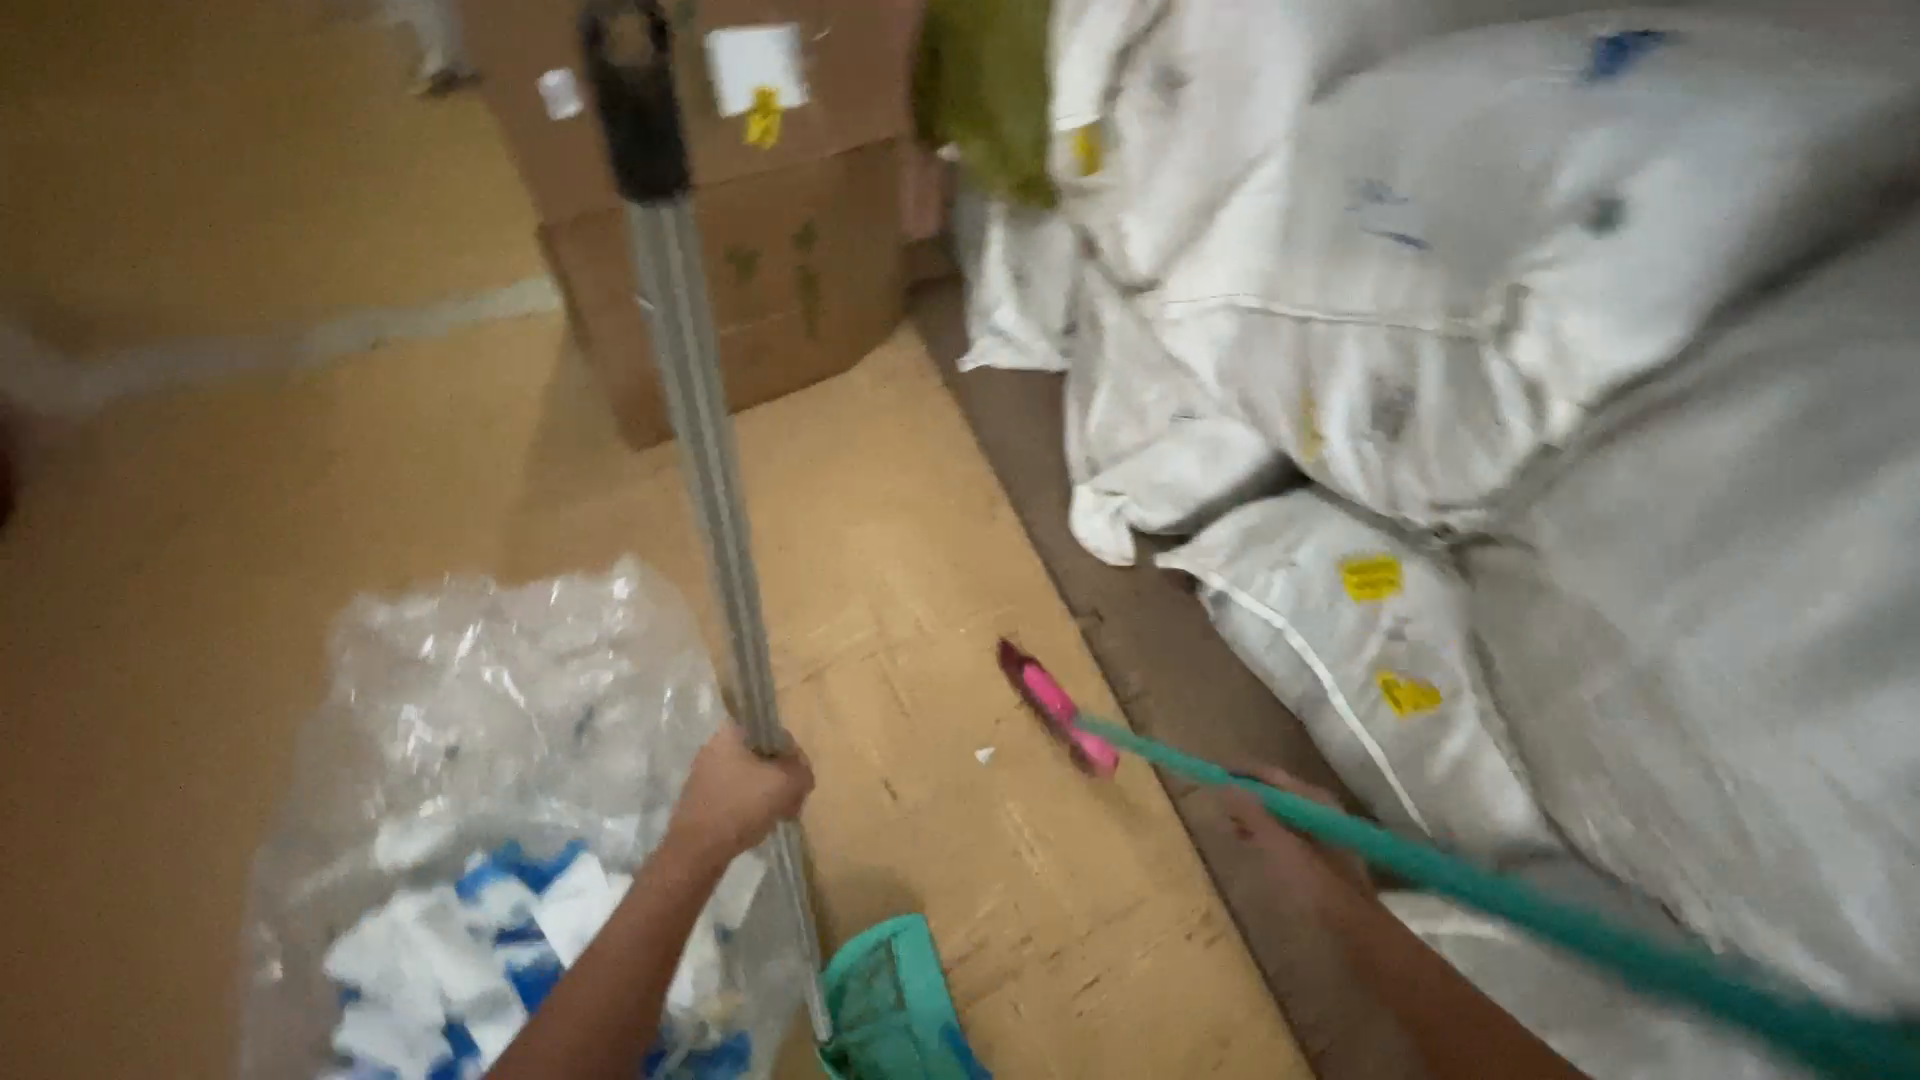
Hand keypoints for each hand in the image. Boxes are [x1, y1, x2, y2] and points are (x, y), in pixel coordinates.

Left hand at [667, 724, 813, 868]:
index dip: (792, 753)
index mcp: (730, 733)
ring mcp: (705, 775)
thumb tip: (802, 774)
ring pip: (751, 778)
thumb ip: (802, 771)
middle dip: (783, 777)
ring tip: (781, 816)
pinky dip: (752, 807)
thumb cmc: (741, 806)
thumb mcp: (786, 783)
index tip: (800, 777)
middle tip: (794, 800)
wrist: (696, 851)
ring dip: (770, 794)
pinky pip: (736, 795)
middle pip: (763, 756)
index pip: (773, 731)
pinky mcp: (702, 800)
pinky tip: (761, 825)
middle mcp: (714, 748)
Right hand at [1219, 764, 1373, 910]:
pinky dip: (1264, 833)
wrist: (1356, 932)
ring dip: (1252, 815)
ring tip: (1228, 824)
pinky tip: (1250, 845)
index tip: (1211, 774)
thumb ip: (1251, 813)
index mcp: (1314, 800)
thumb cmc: (1316, 884)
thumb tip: (1223, 785)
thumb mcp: (1278, 845)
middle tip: (1215, 801)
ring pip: (1278, 813)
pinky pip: (1285, 832)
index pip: (1270, 774)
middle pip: (1274, 792)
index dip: (1239, 772)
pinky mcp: (1319, 856)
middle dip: (1244, 794)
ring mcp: (1322, 833)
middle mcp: (1320, 809)